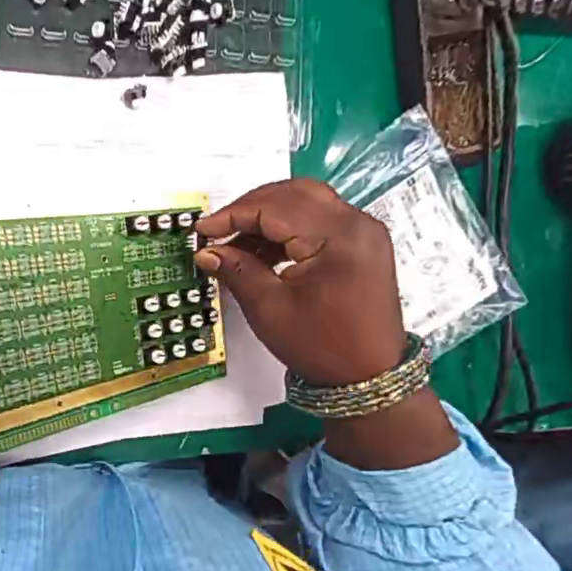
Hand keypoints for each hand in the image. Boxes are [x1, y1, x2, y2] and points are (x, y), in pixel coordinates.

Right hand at [193, 179, 406, 386]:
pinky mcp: (362, 245)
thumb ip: (237, 270)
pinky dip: (287, 228)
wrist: (368, 377)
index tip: (203, 231)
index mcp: (338, 237)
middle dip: (250, 207)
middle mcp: (357, 225)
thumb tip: (208, 251)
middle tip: (218, 230)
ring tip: (236, 244)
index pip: (275, 207)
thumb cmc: (322, 346)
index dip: (232, 215)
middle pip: (294, 193)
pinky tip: (263, 250)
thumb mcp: (269, 308)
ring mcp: (364, 233)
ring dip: (268, 216)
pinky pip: (319, 220)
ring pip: (307, 202)